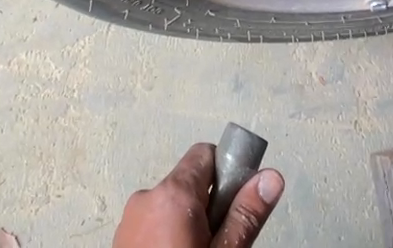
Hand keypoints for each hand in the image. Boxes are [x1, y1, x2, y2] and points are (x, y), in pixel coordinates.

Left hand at [112, 142, 283, 247]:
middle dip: (210, 208)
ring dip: (189, 227)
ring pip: (171, 210)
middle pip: (189, 185)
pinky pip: (152, 228)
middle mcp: (145, 197)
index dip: (228, 174)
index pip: (206, 154)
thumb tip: (272, 175)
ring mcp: (128, 223)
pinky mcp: (120, 243)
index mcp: (172, 193)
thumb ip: (246, 215)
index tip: (237, 206)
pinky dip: (168, 240)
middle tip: (221, 246)